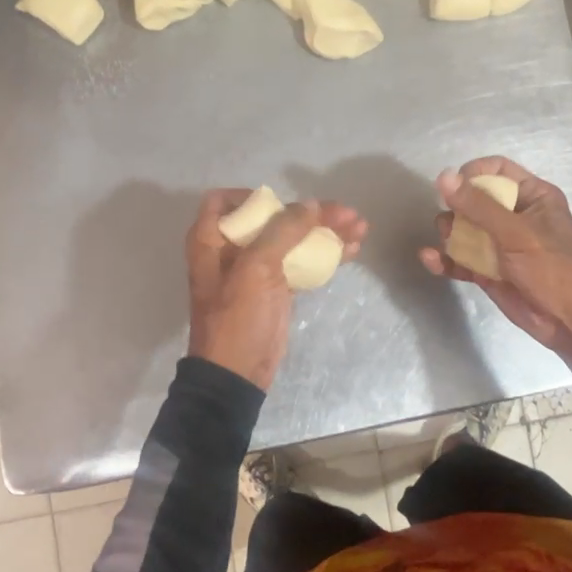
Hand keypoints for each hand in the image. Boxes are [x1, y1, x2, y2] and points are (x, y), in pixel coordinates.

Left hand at [186, 190, 367, 389]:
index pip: (225, 201)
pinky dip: (324, 255)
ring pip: (293, 239)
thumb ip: (283, 232)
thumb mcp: (256, 269)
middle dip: (311, 214)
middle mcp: (231, 249)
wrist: (237, 373)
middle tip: (347, 215)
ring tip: (359, 229)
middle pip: (273, 218)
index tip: (285, 204)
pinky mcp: (276, 289)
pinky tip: (351, 250)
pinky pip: (301, 262)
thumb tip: (312, 205)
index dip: (254, 197)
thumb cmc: (237, 318)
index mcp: (211, 240)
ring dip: (325, 232)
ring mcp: (255, 270)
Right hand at [418, 157, 571, 365]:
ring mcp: (502, 245)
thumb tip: (444, 177)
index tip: (451, 187)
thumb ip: (478, 206)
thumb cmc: (551, 268)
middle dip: (458, 207)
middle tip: (449, 220)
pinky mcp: (490, 271)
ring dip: (450, 233)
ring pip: (466, 230)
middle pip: (477, 200)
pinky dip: (447, 260)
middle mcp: (517, 216)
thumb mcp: (515, 233)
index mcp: (534, 197)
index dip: (473, 174)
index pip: (498, 171)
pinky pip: (463, 260)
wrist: (566, 321)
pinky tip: (429, 259)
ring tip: (444, 239)